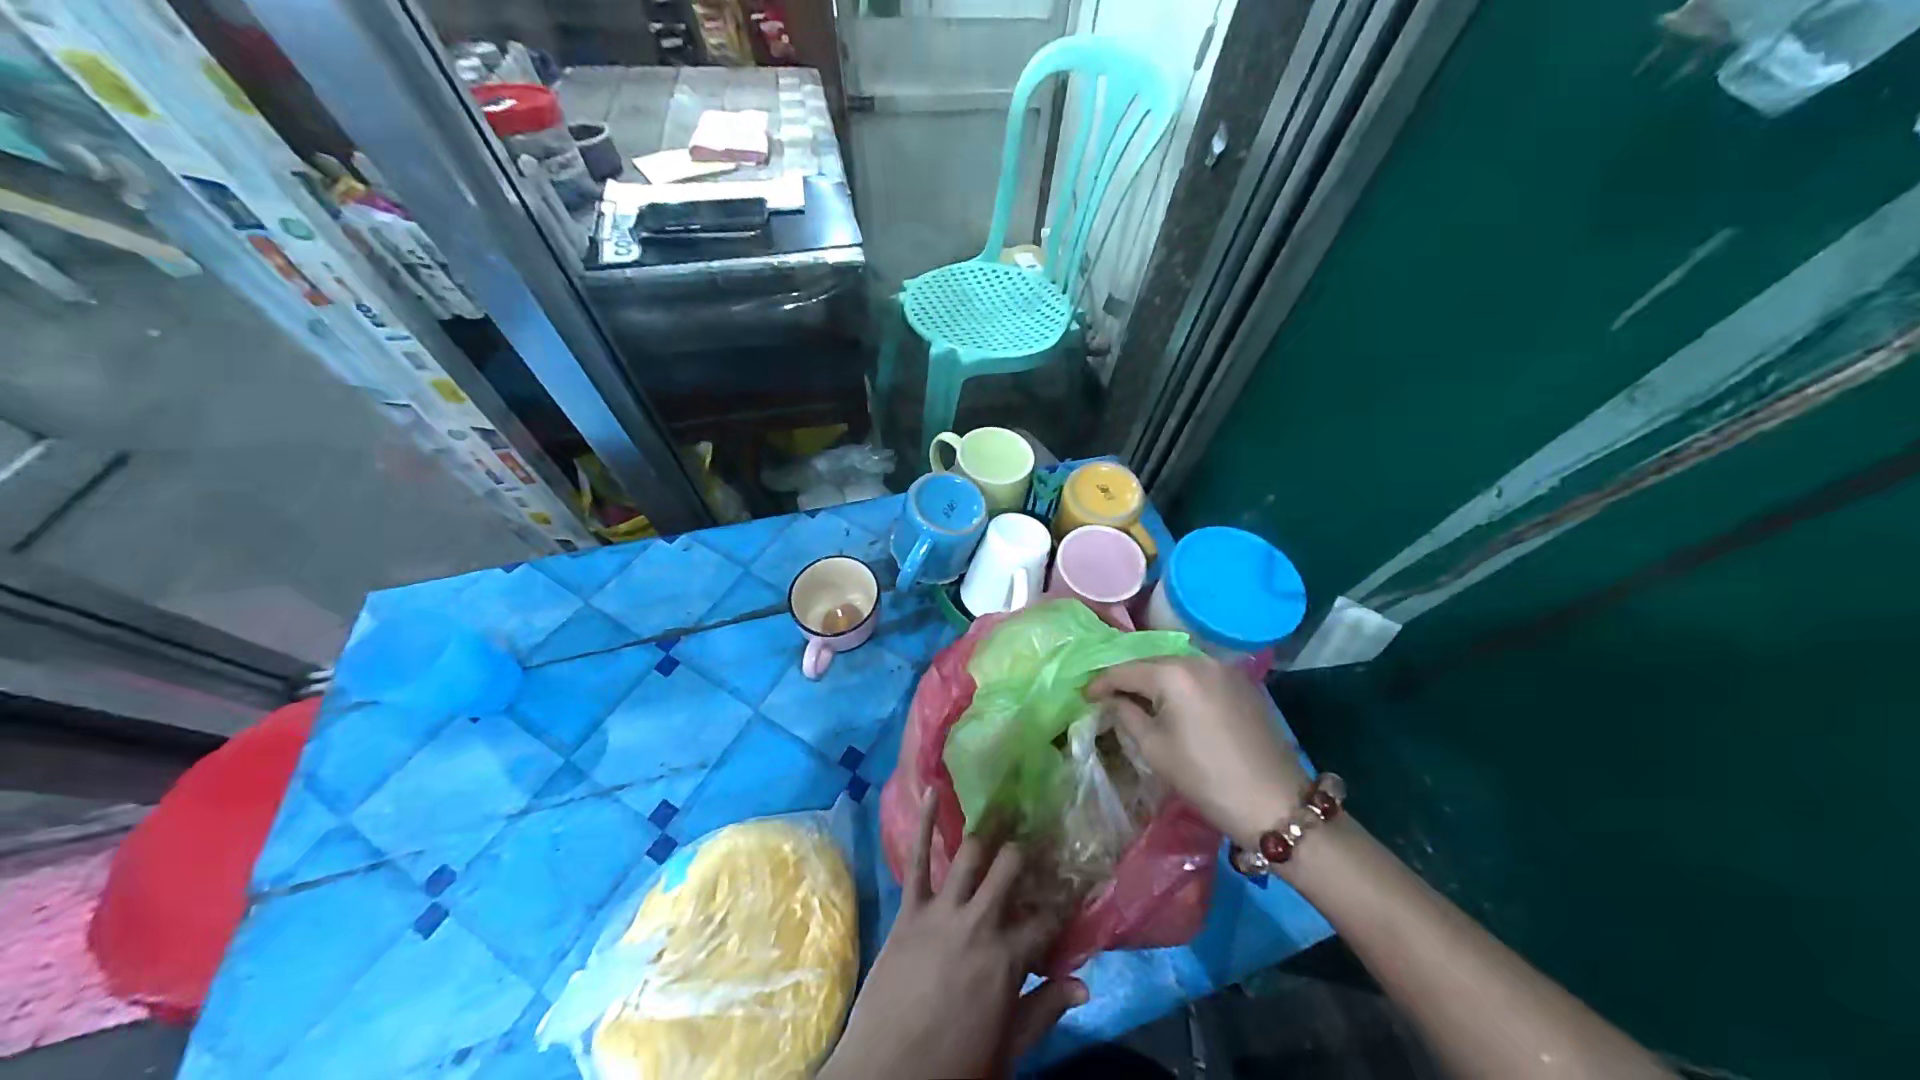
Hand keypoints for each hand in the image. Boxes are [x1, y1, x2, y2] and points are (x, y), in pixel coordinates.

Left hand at [819, 797, 1085, 1079]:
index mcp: (1008, 959)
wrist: (886, 1077)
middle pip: (1011, 869)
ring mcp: (941, 911)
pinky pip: (918, 859)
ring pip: (971, 855)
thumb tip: (1085, 984)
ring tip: (1003, 806)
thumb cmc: (954, 1066)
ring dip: (988, 831)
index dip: (1059, 908)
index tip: (1067, 893)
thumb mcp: (1009, 1048)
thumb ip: (1045, 1010)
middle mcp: (979, 923)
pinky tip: (931, 791)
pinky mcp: (909, 909)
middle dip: (1026, 851)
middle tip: (1035, 835)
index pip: (1045, 921)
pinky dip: (924, 823)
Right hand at [1086, 655, 1310, 847]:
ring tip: (1137, 698)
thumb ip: (1125, 715)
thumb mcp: (1154, 748)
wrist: (1274, 802)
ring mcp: (1225, 669)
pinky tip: (1173, 703)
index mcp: (1173, 674)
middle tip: (1108, 696)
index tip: (1084, 696)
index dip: (1101, 682)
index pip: (1125, 670)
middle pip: (1152, 663)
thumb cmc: (1204, 777)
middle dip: (1128, 678)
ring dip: (1155, 680)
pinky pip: (1200, 675)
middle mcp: (1199, 660)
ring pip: (1177, 667)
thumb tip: (1111, 700)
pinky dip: (1181, 684)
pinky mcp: (1243, 683)